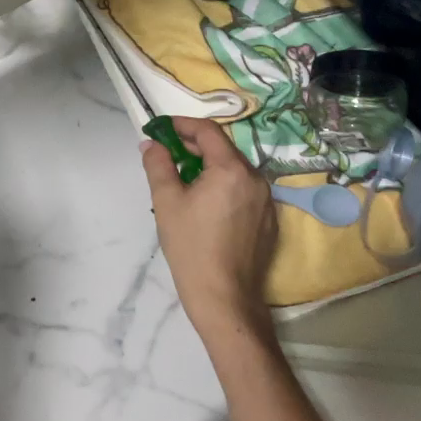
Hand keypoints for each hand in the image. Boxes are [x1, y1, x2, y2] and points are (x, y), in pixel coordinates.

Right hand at [140, 117, 275, 331]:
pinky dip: (223, 187)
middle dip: (194, 147)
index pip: (208, 131)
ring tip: (184, 182)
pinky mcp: (268, 220)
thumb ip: (158, 165)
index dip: (182, 125)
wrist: (224, 295)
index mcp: (231, 170)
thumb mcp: (166, 202)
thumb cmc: (190, 246)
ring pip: (235, 170)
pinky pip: (244, 191)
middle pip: (224, 149)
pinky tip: (205, 206)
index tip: (161, 130)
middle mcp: (255, 179)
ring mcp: (266, 201)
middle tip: (167, 156)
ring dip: (209, 167)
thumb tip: (152, 144)